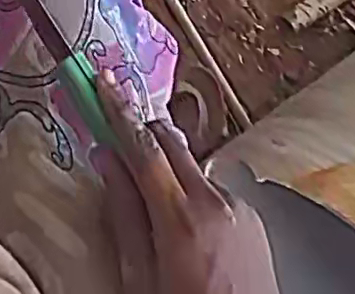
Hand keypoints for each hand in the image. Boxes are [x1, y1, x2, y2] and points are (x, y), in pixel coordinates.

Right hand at [93, 69, 278, 293]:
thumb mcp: (140, 279)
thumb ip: (122, 211)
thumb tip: (103, 155)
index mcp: (180, 218)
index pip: (142, 145)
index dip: (117, 109)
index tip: (101, 80)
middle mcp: (214, 202)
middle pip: (168, 139)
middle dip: (141, 131)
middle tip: (117, 136)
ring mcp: (239, 208)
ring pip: (189, 162)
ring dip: (167, 165)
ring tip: (156, 203)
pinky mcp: (254, 218)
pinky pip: (212, 186)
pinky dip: (192, 189)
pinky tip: (188, 225)